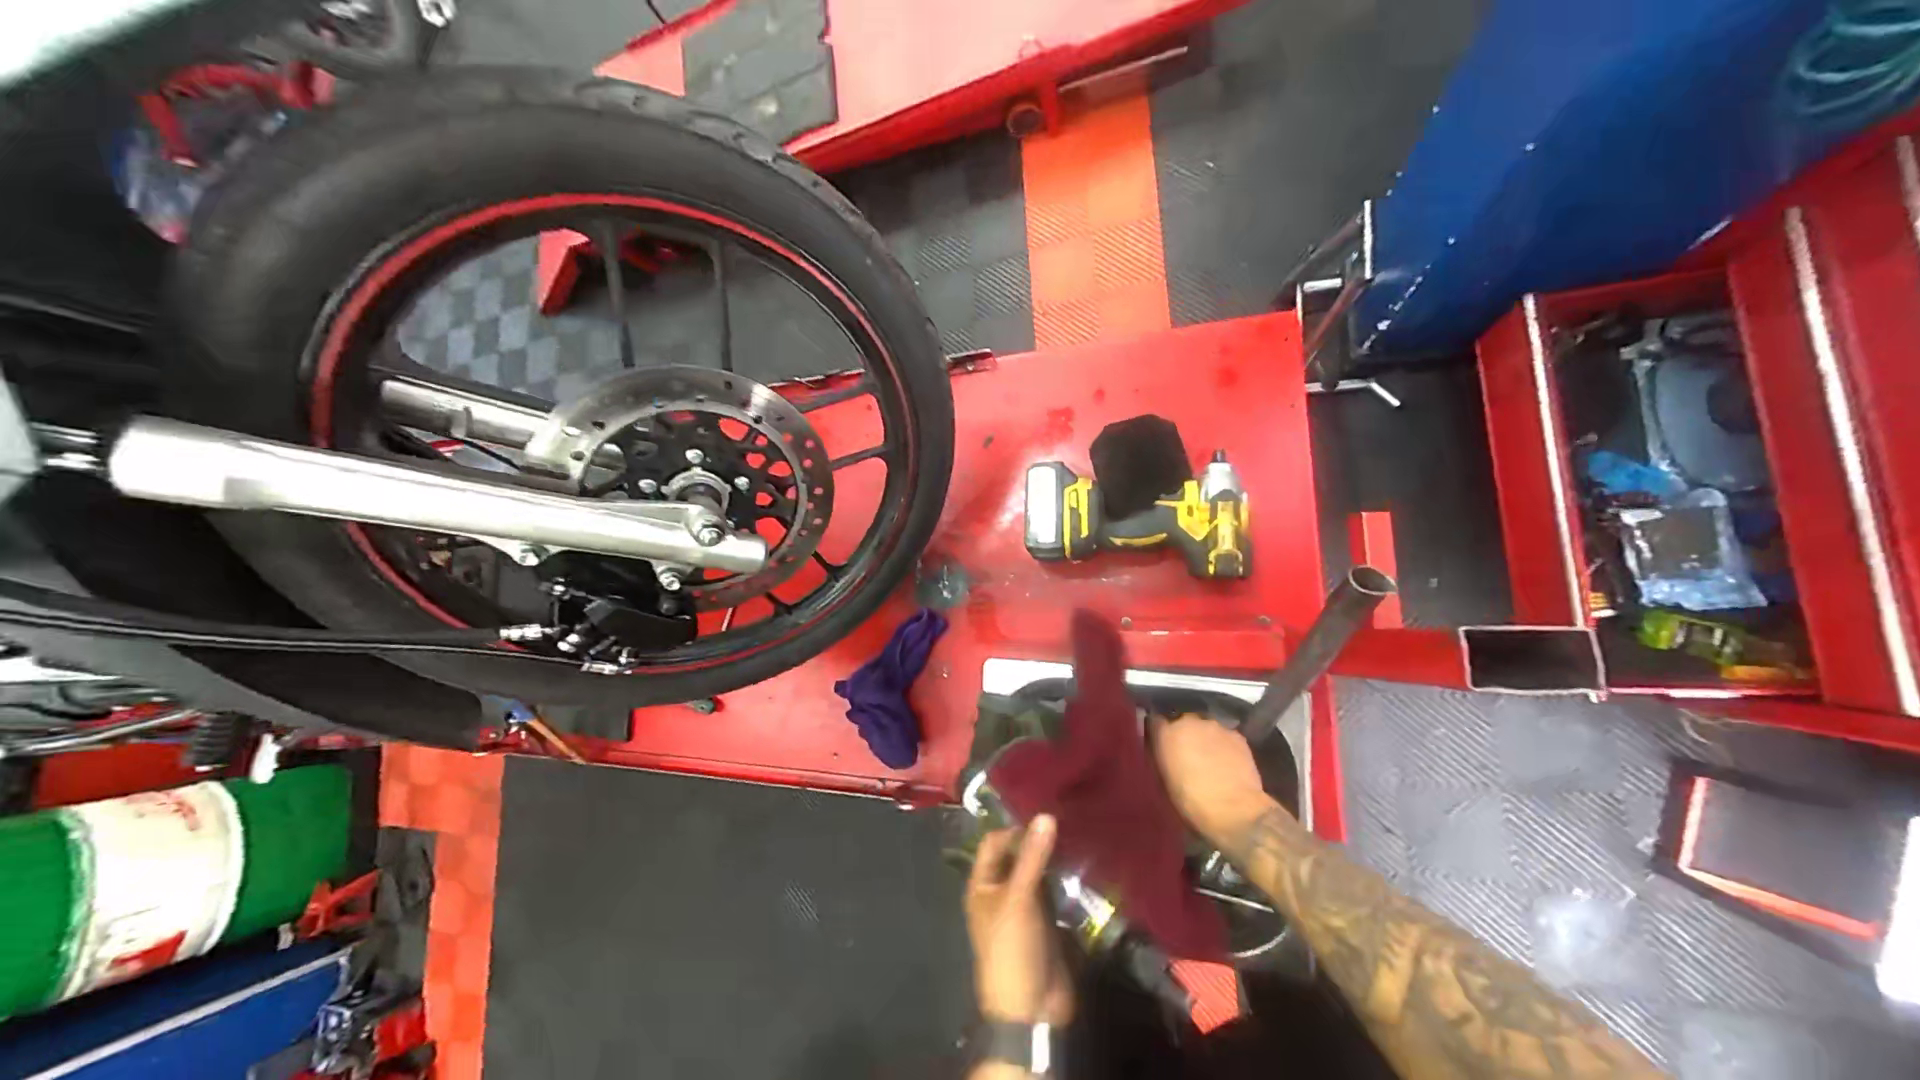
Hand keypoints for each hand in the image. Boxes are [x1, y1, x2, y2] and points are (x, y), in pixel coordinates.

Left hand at [964, 814, 1072, 1024]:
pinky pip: (1055, 894)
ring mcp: (1025, 908)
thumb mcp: (1019, 898)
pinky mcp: (1047, 923)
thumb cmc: (1012, 948)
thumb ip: (1033, 857)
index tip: (1043, 814)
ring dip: (1054, 860)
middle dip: (1037, 842)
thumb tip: (1045, 814)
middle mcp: (1001, 892)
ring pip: (1039, 874)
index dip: (1014, 828)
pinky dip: (1065, 881)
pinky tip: (1084, 865)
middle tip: (1067, 818)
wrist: (1030, 1009)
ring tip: (1079, 835)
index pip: (994, 843)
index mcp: (982, 885)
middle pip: (1018, 857)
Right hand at [1151, 713, 1281, 845]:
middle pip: (1183, 721)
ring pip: (1205, 728)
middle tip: (1187, 753)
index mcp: (1166, 733)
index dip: (1158, 732)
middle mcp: (1189, 722)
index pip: (1155, 721)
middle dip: (1184, 734)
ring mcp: (1215, 726)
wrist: (1233, 811)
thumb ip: (1161, 757)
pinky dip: (1223, 746)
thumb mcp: (1163, 780)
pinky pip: (1225, 736)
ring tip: (1210, 758)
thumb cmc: (1191, 801)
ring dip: (1204, 738)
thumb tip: (1163, 750)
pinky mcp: (1237, 736)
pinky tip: (1227, 762)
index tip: (1161, 743)